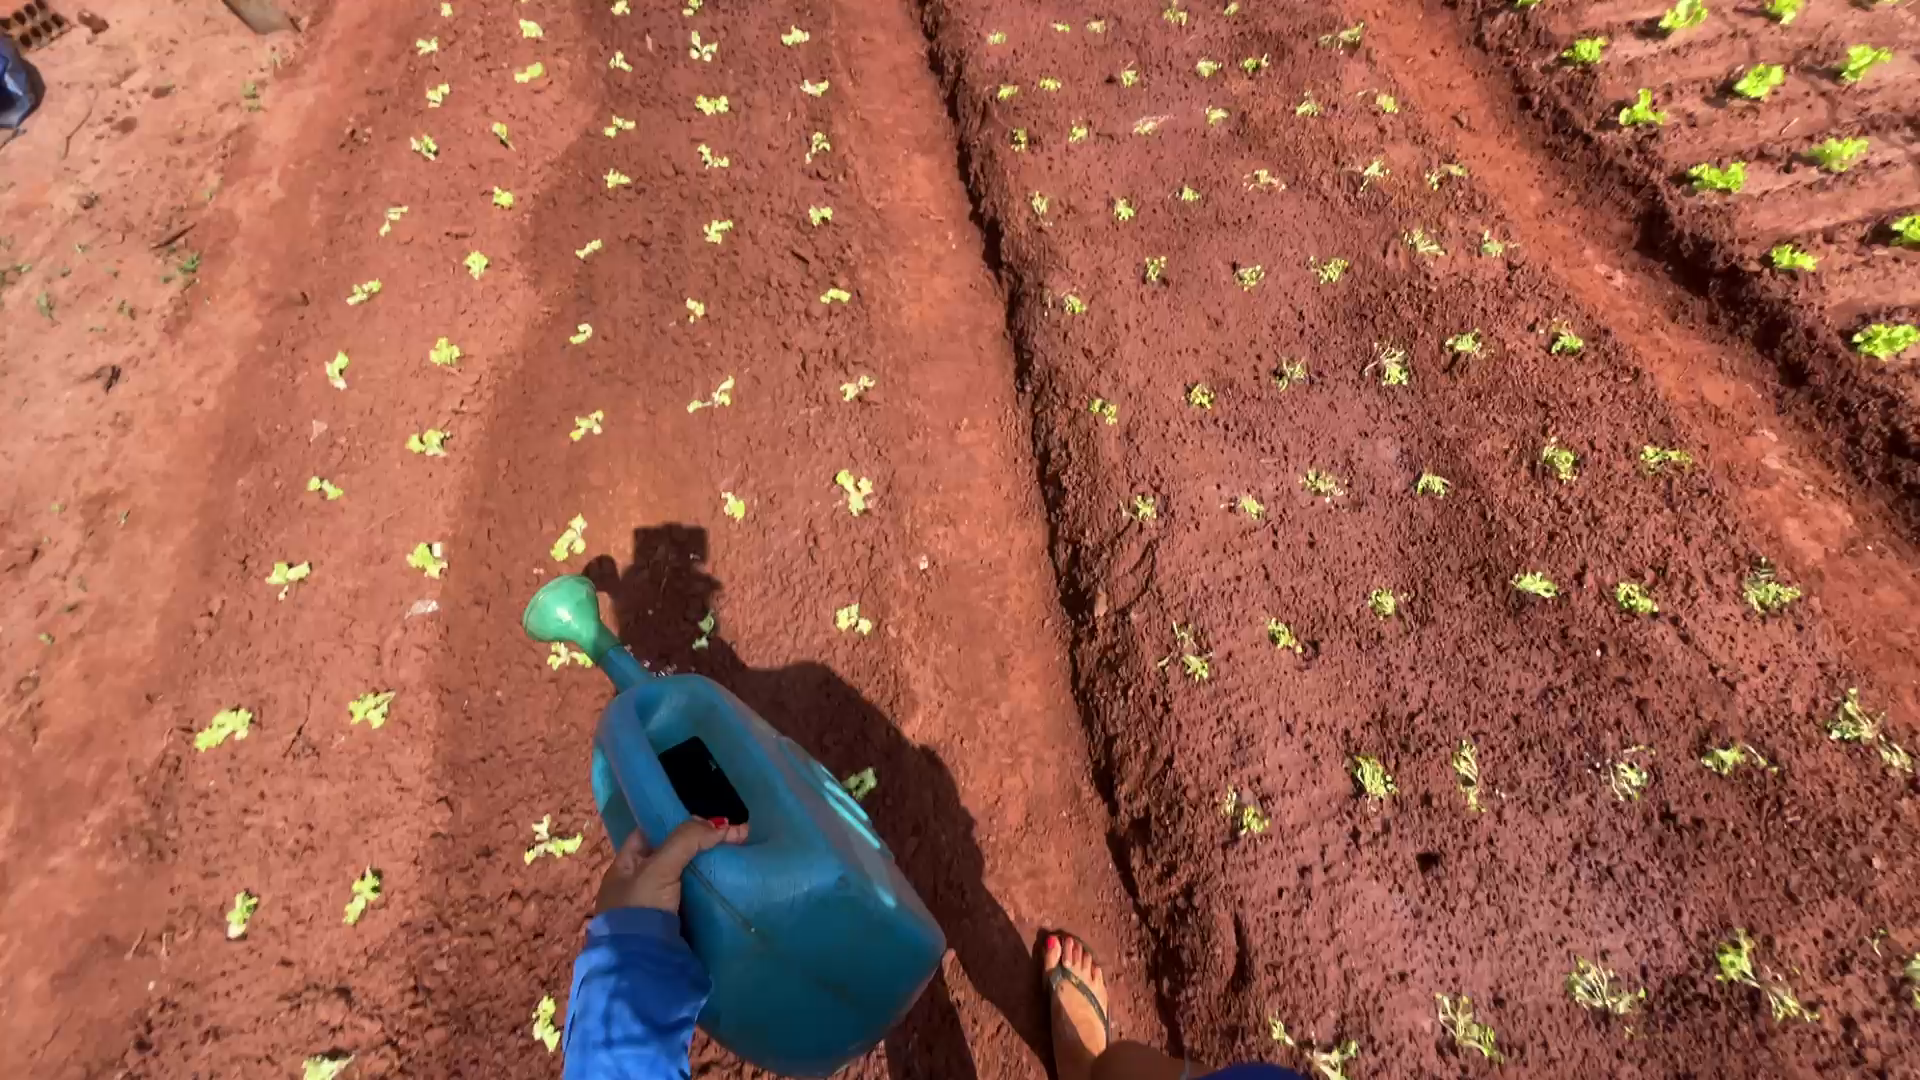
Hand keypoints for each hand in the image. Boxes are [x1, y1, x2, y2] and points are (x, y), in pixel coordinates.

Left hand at [594, 817, 748, 914]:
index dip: (680, 820)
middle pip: (678, 850)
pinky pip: (700, 893)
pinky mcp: (681, 920)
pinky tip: (735, 873)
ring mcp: (662, 902)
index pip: (654, 831)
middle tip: (736, 833)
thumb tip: (722, 826)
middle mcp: (642, 881)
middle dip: (705, 840)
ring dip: (714, 861)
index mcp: (626, 866)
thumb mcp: (658, 867)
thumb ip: (687, 839)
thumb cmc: (640, 909)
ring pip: (692, 871)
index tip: (709, 818)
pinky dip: (715, 883)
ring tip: (742, 849)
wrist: (640, 967)